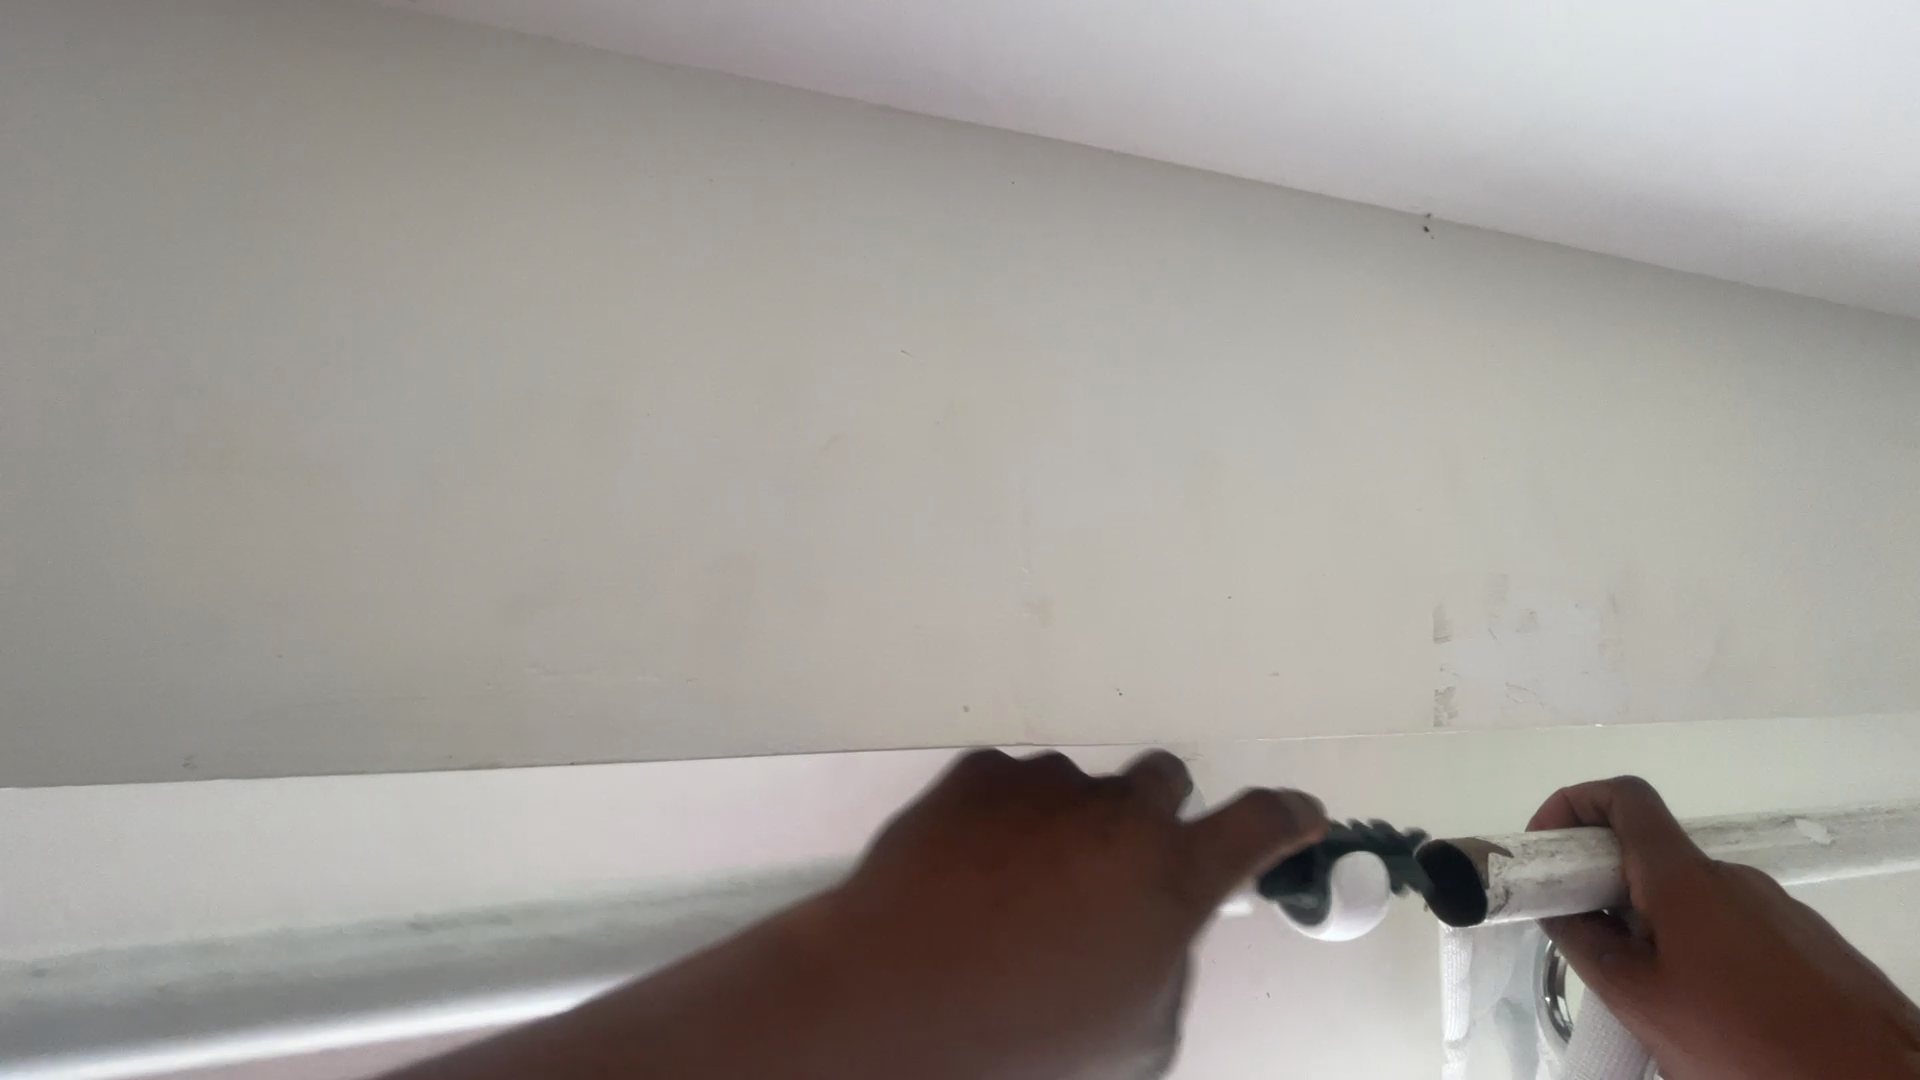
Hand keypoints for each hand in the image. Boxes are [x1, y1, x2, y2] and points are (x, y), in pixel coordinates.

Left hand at [385, 748, 1325, 1079]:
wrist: (894, 996)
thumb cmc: (1022, 1037)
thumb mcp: (1128, 1031)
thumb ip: (1162, 967)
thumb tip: (1157, 932)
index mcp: (1168, 879)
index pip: (1258, 825)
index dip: (1285, 816)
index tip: (1296, 810)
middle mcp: (1117, 814)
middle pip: (1162, 777)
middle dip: (1152, 811)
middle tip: (1112, 859)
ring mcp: (1045, 782)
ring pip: (1076, 784)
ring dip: (1064, 820)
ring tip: (1013, 880)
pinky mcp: (979, 771)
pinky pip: (1010, 781)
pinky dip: (1004, 811)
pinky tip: (969, 861)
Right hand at [1530, 777, 1919, 1079]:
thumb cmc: (1749, 1042)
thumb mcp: (1636, 998)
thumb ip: (1581, 940)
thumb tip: (1559, 911)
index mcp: (1685, 877)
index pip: (1622, 797)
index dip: (1572, 804)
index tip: (1549, 850)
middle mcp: (1734, 879)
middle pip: (1649, 854)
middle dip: (1604, 885)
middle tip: (1587, 937)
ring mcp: (1784, 913)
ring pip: (1691, 898)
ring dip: (1653, 924)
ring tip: (1649, 988)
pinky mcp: (1819, 951)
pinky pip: (1735, 929)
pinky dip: (1701, 949)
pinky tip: (1708, 1008)